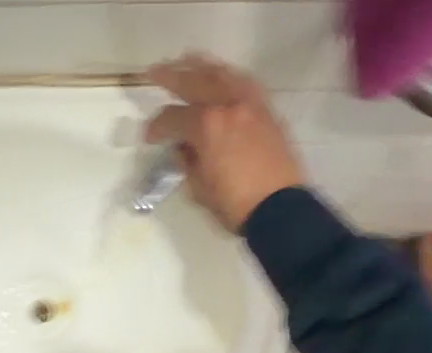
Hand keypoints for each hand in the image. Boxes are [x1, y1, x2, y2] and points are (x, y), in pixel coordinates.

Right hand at [144, 54, 307, 230]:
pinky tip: (222, 77)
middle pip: (193, 81)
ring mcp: (250, 105)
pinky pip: (245, 83)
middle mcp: (227, 105)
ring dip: (200, 66)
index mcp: (206, 126)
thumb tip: (184, 148)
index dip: (156, 127)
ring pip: (221, 74)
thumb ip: (187, 163)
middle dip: (170, 76)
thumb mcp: (200, 190)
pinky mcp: (267, 112)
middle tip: (154, 73)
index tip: (149, 138)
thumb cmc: (237, 207)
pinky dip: (229, 76)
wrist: (282, 212)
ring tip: (187, 62)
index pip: (172, 118)